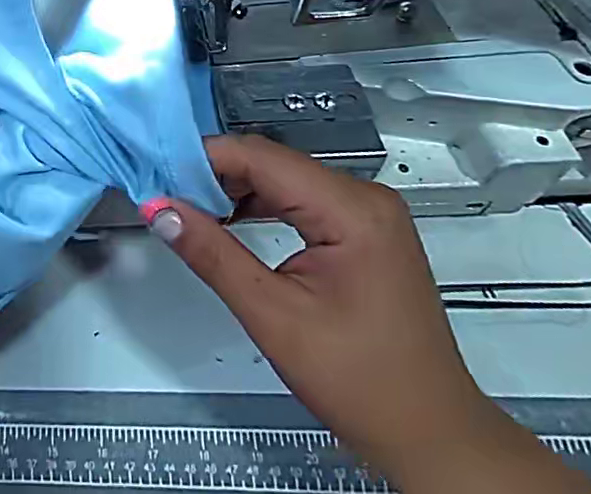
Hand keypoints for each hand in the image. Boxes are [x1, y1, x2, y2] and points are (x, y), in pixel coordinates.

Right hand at [146, 134, 590, 493]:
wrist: (429, 433)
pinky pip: (305, 200)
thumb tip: (160, 208)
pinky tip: (233, 221)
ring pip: (287, 179)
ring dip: (239, 190)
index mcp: (353, 209)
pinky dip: (266, 206)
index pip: (263, 157)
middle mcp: (366, 196)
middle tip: (168, 193)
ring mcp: (369, 211)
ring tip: (191, 208)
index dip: (207, 159)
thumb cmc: (361, 383)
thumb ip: (212, 254)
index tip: (161, 170)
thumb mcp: (274, 317)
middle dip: (218, 175)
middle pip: (275, 163)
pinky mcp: (365, 228)